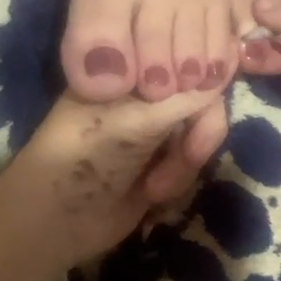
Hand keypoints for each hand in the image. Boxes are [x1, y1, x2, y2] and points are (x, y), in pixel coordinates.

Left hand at [0, 88, 224, 271]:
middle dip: (198, 135)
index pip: (185, 61)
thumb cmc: (87, 156)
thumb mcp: (136, 119)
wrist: (59, 219)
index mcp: (128, 70)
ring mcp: (151, 133)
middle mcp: (142, 95)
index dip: (203, 84)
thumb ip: (185, 99)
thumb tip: (221, 80)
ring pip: (199, 137)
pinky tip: (152, 196)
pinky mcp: (157, 167)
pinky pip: (190, 166)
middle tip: (189, 157)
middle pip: (201, 101)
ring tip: (155, 189)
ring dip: (184, 165)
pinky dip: (179, 181)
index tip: (204, 110)